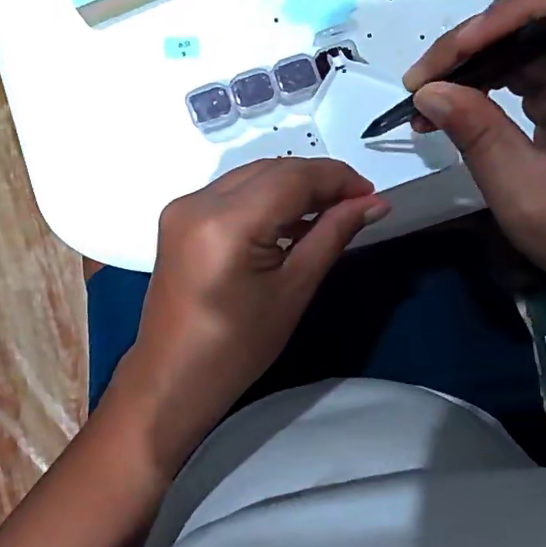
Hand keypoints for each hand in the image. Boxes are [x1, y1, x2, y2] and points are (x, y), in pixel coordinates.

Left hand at [130, 158, 389, 405]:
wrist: (173, 376)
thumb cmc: (237, 346)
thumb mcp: (294, 289)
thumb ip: (332, 235)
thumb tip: (372, 204)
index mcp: (225, 222)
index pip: (291, 177)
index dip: (336, 178)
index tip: (370, 195)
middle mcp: (198, 202)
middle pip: (270, 170)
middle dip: (316, 180)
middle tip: (356, 204)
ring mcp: (183, 207)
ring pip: (250, 176)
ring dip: (291, 186)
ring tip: (329, 212)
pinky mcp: (178, 218)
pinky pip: (230, 193)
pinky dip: (264, 198)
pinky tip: (291, 221)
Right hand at [403, 0, 545, 308]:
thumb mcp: (528, 202)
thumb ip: (481, 140)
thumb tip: (428, 90)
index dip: (528, 4)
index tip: (467, 47)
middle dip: (489, 26)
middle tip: (432, 72)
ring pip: (538, 27)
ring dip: (479, 50)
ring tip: (429, 89)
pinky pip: (532, 58)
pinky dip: (488, 71)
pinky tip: (453, 99)